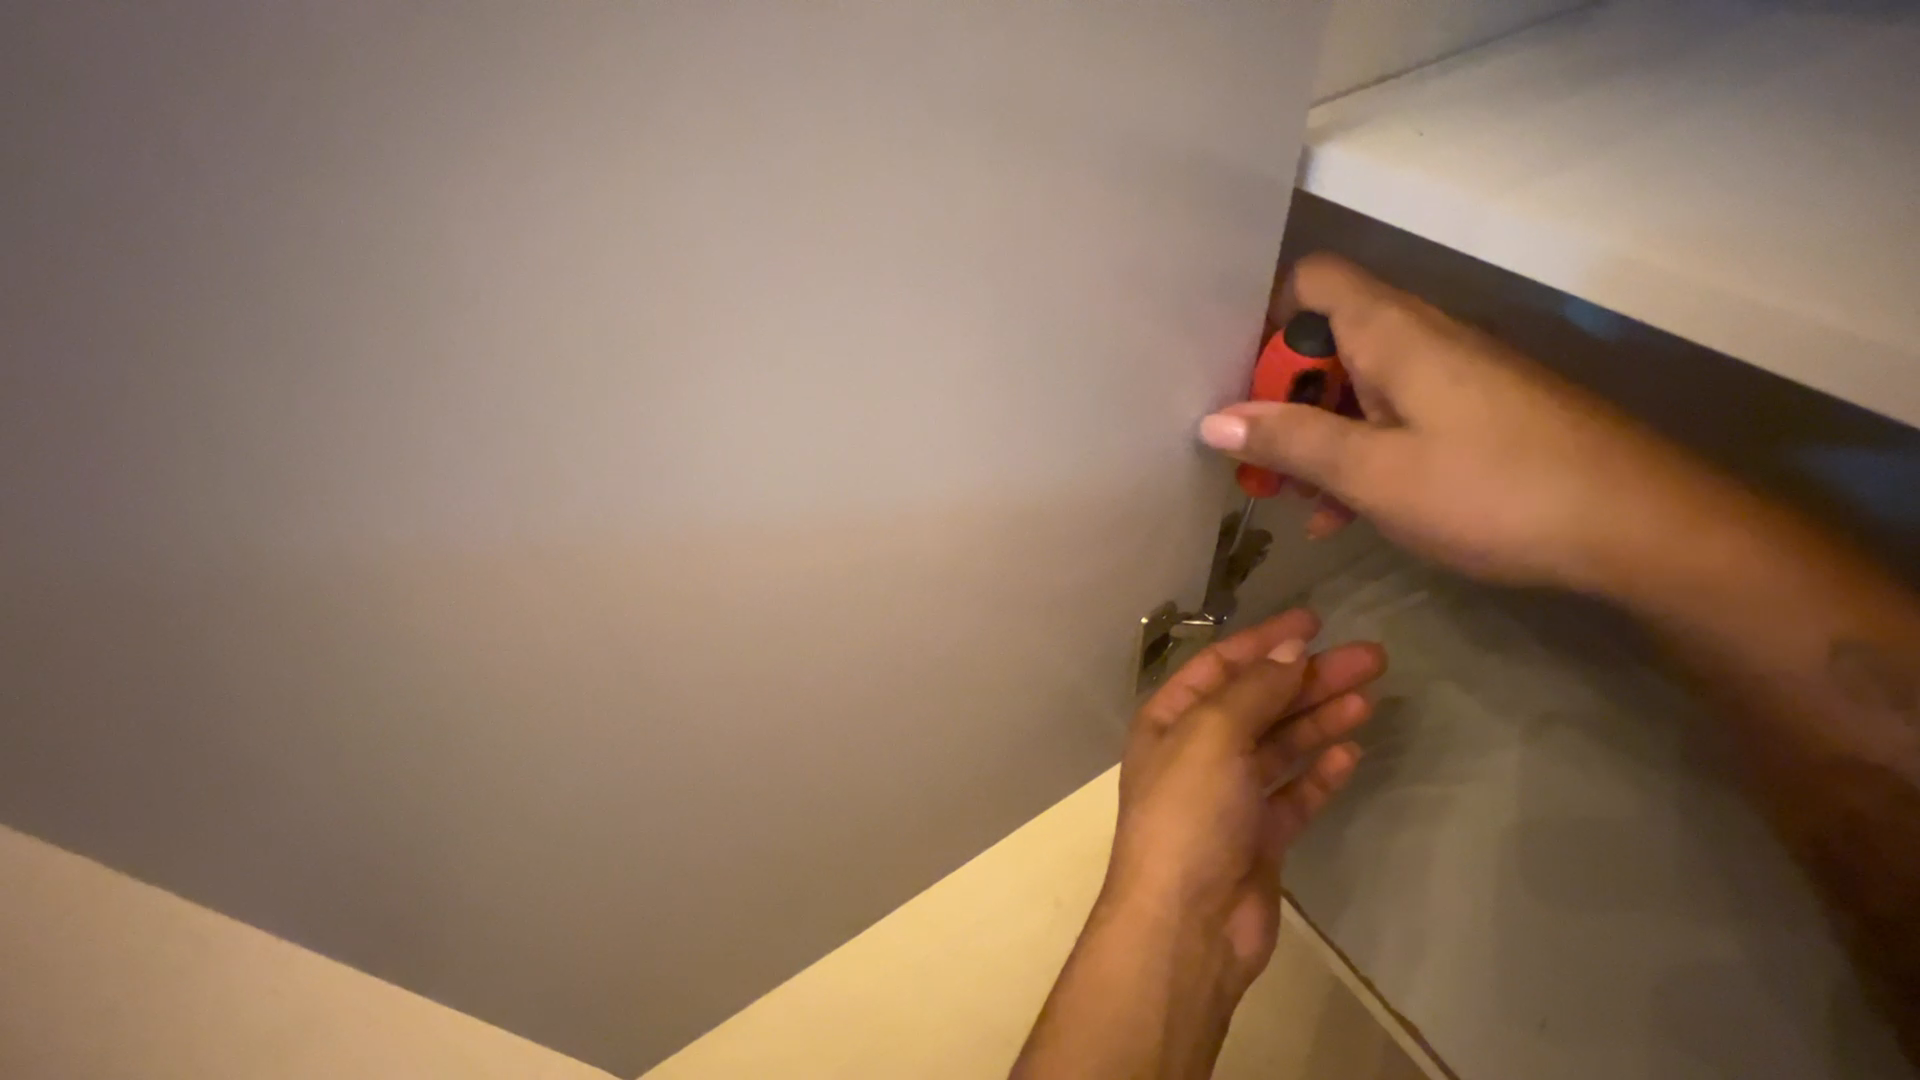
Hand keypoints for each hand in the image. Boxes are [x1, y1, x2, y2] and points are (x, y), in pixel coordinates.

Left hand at [1101, 608, 1386, 991]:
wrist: (1187, 922)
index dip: (1266, 640)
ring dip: (1321, 718)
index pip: (1222, 665)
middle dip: (1310, 677)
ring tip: (1368, 696)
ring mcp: (1229, 794)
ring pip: (1281, 744)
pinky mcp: (1260, 835)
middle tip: (1371, 657)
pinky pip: (1295, 792)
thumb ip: (1254, 690)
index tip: (1316, 620)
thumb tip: (1290, 648)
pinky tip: (1352, 753)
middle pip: (1260, 701)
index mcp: (1170, 719)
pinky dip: (1320, 772)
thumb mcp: (1213, 734)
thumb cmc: (1188, 813)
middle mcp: (1197, 750)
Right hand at [1199, 254, 1743, 596]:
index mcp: (1392, 333)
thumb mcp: (1373, 474)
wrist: (1641, 527)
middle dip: (1279, 399)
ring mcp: (1450, 378)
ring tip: (1290, 499)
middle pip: (1325, 340)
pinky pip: (1394, 419)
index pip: (1310, 282)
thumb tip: (1212, 420)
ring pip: (1356, 388)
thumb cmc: (1493, 490)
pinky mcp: (1473, 415)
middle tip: (1254, 461)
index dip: (1263, 322)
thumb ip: (1290, 442)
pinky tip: (1344, 515)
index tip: (1234, 384)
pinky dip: (1360, 455)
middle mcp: (1420, 339)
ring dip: (1315, 436)